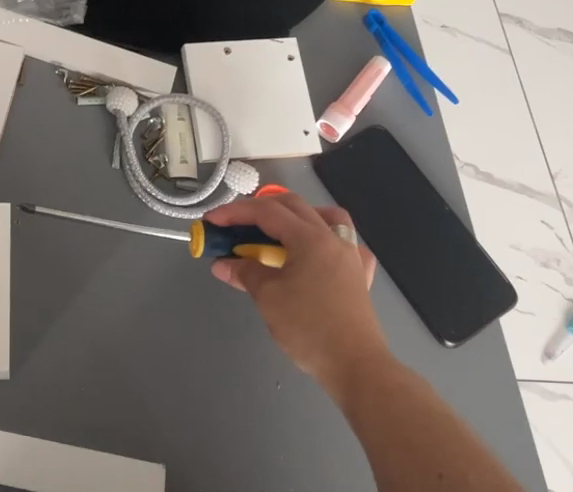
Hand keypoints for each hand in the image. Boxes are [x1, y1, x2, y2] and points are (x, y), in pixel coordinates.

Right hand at [207, 194, 388, 381]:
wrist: (356, 367)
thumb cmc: (309, 329)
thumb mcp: (268, 298)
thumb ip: (244, 273)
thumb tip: (222, 264)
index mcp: (309, 238)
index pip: (266, 212)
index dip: (234, 212)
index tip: (212, 221)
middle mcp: (332, 238)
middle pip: (293, 206)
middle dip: (260, 210)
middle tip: (237, 225)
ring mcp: (351, 256)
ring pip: (326, 216)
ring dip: (298, 216)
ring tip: (280, 231)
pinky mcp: (360, 276)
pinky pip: (347, 244)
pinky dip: (329, 240)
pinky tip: (319, 254)